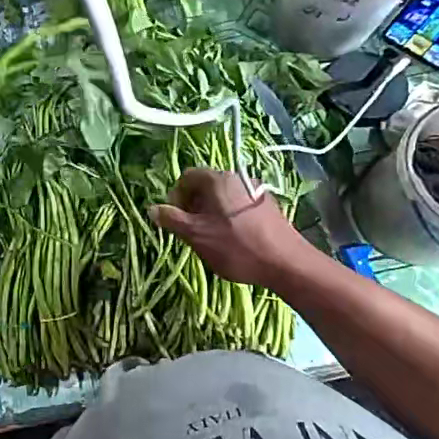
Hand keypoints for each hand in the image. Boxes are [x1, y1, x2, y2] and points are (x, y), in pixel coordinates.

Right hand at [149, 168, 317, 288]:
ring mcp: (254, 191)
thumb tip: (153, 208)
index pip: (187, 176)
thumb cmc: (236, 246)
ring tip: (211, 239)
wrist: (285, 262)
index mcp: (217, 179)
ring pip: (222, 198)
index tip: (176, 219)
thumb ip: (172, 219)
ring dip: (210, 214)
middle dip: (193, 207)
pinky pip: (238, 206)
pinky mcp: (267, 206)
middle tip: (191, 232)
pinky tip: (232, 240)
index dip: (176, 196)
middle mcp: (236, 178)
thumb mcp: (196, 235)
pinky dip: (228, 218)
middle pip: (205, 186)